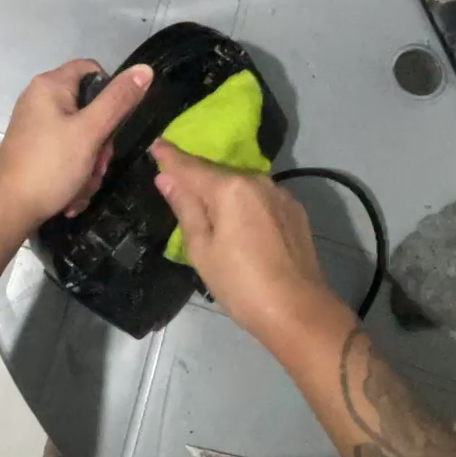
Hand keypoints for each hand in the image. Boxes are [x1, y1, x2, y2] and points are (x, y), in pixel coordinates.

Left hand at [0, 60, 152, 232]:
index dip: (111, 92)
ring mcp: (37, 126)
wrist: (7, 212)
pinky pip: (68, 153)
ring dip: (90, 164)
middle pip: (90, 108)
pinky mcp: (36, 149)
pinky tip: (72, 194)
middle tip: (98, 164)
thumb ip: (118, 100)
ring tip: (83, 185)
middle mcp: (40, 100)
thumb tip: (145, 68)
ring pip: (83, 136)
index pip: (93, 70)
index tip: (115, 122)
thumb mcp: (90, 132)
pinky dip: (75, 173)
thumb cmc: (49, 166)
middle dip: (101, 142)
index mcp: (50, 85)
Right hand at [150, 141, 342, 343]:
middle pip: (217, 173)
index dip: (170, 156)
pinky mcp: (294, 209)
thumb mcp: (202, 250)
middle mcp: (256, 179)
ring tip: (209, 210)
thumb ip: (185, 207)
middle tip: (176, 186)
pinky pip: (259, 197)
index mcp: (230, 187)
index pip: (190, 166)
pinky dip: (245, 203)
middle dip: (197, 177)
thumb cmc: (241, 285)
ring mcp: (279, 193)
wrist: (300, 313)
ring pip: (240, 184)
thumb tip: (167, 177)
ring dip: (223, 191)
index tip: (155, 144)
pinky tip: (241, 224)